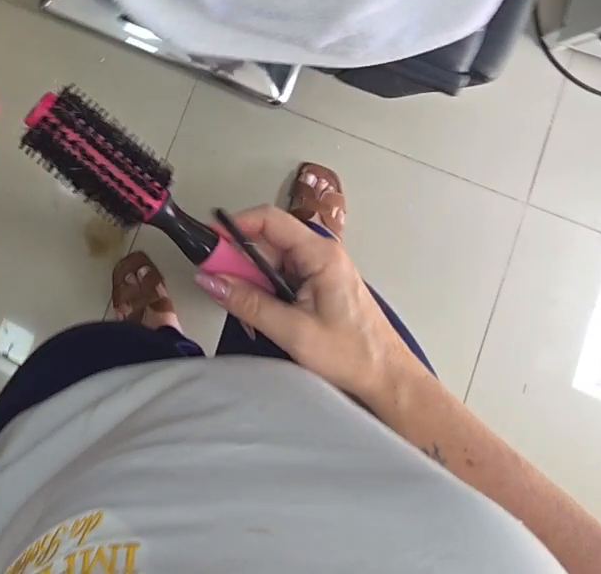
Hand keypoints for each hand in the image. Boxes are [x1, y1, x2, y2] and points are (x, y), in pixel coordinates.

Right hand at [194, 206, 424, 399]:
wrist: (390, 381)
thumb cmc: (354, 356)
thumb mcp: (293, 331)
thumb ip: (248, 303)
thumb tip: (211, 280)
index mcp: (320, 255)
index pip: (269, 219)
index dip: (236, 225)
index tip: (211, 243)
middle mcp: (321, 254)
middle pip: (266, 240)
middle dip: (239, 260)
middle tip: (219, 284)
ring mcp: (320, 268)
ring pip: (271, 260)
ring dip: (251, 280)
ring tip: (243, 308)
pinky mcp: (318, 284)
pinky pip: (281, 275)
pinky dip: (264, 290)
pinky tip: (261, 313)